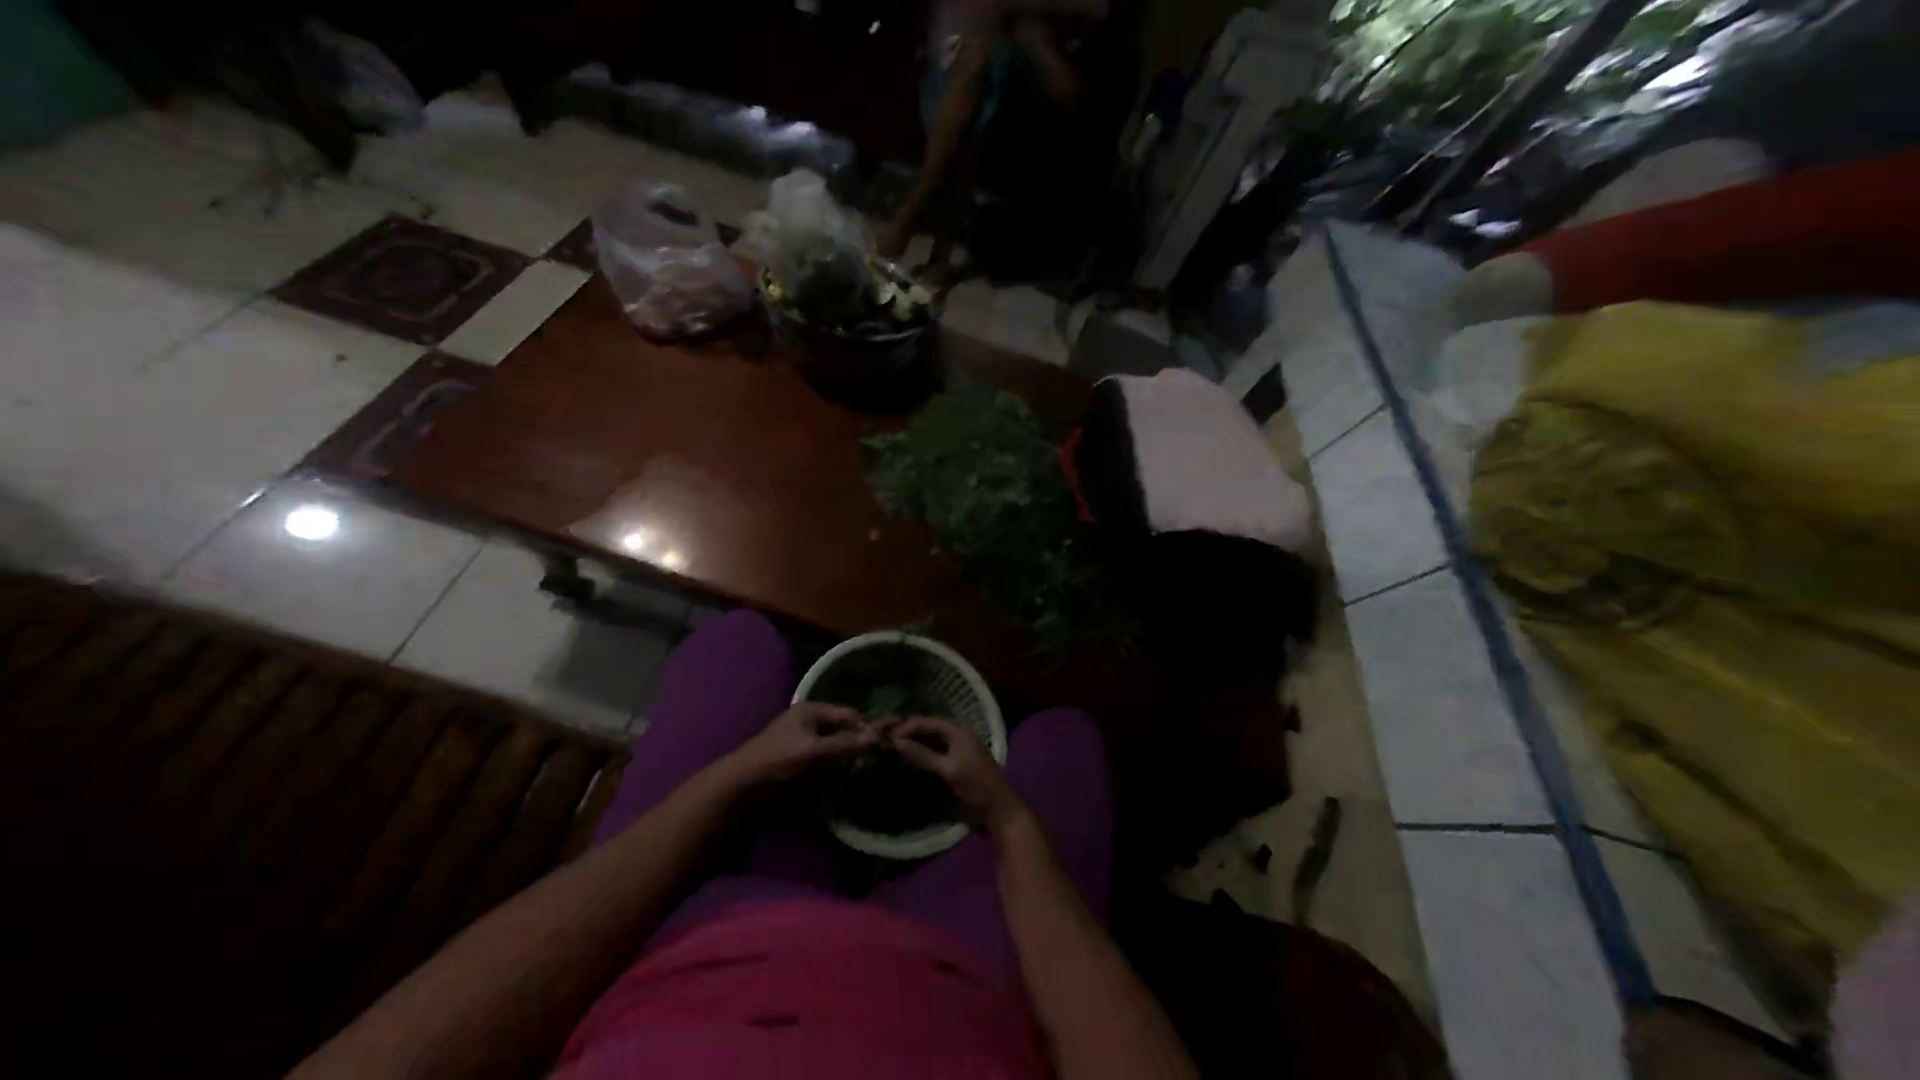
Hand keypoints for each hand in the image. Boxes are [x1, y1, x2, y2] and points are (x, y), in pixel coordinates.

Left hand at [726, 703, 876, 785]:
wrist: (742, 784)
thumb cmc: (778, 760)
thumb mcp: (814, 751)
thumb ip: (844, 744)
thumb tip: (875, 737)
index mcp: (812, 710)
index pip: (848, 714)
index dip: (864, 728)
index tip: (881, 745)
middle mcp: (809, 719)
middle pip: (842, 727)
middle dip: (855, 743)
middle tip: (869, 761)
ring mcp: (804, 737)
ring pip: (835, 742)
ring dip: (846, 755)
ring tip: (857, 770)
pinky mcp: (799, 755)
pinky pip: (825, 755)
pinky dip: (834, 762)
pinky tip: (841, 774)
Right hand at [888, 717, 1026, 830]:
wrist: (997, 807)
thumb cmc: (975, 785)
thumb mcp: (948, 769)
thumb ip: (922, 755)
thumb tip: (896, 742)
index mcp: (958, 730)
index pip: (928, 722)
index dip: (907, 726)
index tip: (888, 734)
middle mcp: (958, 734)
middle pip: (929, 728)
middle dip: (909, 732)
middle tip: (887, 738)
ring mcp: (958, 747)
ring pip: (931, 740)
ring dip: (914, 742)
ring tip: (894, 746)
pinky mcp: (956, 760)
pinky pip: (935, 750)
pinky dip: (922, 752)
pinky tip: (909, 757)